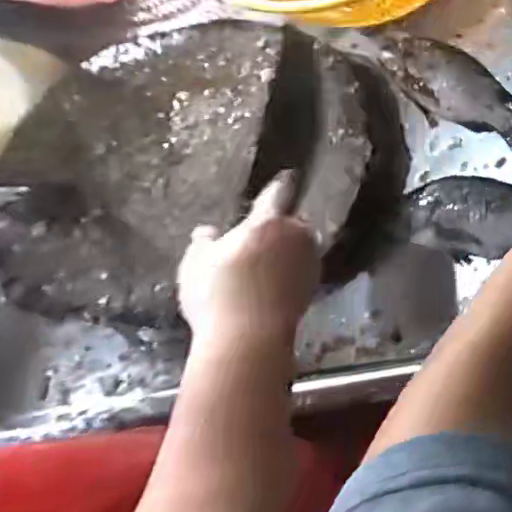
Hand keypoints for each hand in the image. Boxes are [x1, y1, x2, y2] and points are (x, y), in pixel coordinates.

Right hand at [178, 171, 320, 348]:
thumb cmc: (217, 295)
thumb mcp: (196, 266)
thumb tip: (206, 231)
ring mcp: (309, 257)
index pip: (277, 194)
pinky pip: (304, 265)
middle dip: (279, 228)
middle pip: (291, 222)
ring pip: (300, 243)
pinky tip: (274, 285)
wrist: (250, 336)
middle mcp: (295, 233)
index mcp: (267, 222)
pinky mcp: (315, 280)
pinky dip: (293, 269)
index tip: (290, 175)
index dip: (281, 184)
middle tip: (257, 245)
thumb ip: (203, 244)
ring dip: (288, 248)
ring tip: (264, 268)